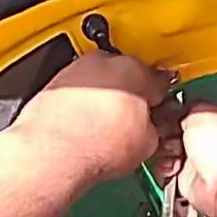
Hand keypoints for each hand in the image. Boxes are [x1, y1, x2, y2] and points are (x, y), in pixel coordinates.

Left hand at [0, 53, 172, 194]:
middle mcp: (105, 62)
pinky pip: (76, 92)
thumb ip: (153, 127)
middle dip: (131, 96)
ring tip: (106, 131)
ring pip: (99, 81)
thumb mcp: (147, 143)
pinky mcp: (53, 85)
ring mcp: (76, 70)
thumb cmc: (95, 145)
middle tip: (134, 124)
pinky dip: (82, 106)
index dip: (163, 99)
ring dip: (105, 100)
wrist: (53, 154)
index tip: (160, 109)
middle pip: (127, 75)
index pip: (161, 80)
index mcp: (136, 71)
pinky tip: (84, 130)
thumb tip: (149, 130)